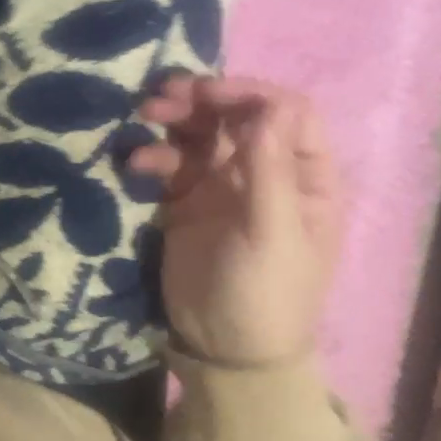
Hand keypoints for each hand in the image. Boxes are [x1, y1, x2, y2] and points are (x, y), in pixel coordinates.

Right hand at [130, 76, 343, 364]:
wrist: (224, 348)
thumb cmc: (266, 293)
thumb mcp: (273, 234)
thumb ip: (269, 171)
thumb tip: (268, 106)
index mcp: (304, 177)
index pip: (286, 113)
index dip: (248, 94)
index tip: (206, 92)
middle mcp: (264, 171)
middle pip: (236, 115)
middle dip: (201, 99)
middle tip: (160, 98)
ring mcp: (222, 185)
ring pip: (199, 133)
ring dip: (173, 119)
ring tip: (142, 116)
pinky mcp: (183, 201)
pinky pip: (169, 163)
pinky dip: (152, 155)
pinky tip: (135, 163)